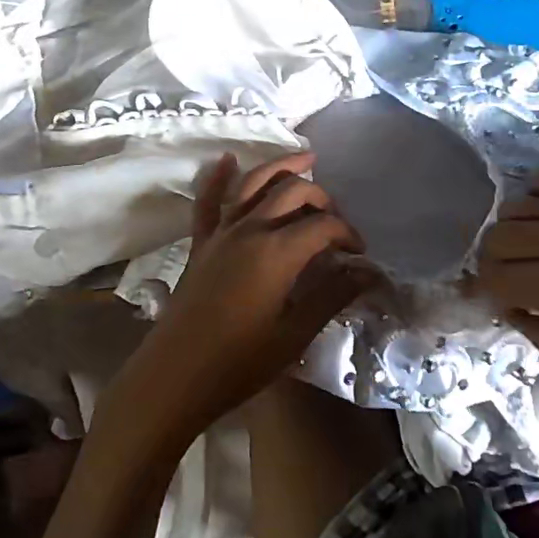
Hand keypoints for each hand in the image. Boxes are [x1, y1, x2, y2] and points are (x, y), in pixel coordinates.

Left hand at [119, 152, 374, 431]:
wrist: (172, 381)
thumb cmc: (238, 363)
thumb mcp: (294, 334)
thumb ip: (332, 297)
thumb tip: (367, 273)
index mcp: (277, 252)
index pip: (324, 225)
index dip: (348, 234)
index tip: (359, 255)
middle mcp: (250, 230)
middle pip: (293, 193)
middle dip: (322, 198)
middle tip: (337, 221)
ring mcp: (221, 234)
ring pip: (254, 184)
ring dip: (281, 167)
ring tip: (306, 157)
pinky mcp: (200, 245)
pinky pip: (209, 203)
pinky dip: (217, 178)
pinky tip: (227, 159)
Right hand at [477, 172, 538, 372]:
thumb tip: (521, 316)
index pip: (493, 279)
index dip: (487, 296)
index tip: (500, 307)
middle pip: (495, 239)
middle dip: (493, 266)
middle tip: (514, 286)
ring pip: (513, 208)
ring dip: (510, 234)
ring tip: (531, 256)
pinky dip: (533, 200)